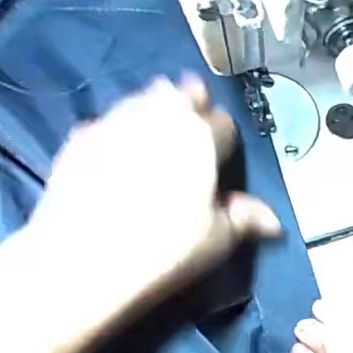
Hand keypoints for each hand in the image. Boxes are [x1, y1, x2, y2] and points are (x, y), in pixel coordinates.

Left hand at [19, 76, 280, 313]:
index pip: (223, 124)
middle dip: (189, 104)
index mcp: (200, 137)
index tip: (222, 152)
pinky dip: (118, 130)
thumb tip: (273, 220)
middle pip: (180, 95)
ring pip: (142, 100)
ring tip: (155, 132)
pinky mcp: (79, 137)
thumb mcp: (217, 239)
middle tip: (190, 124)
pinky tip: (116, 153)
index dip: (225, 138)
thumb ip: (244, 218)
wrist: (85, 257)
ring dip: (153, 110)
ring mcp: (115, 122)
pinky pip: (107, 122)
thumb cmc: (167, 247)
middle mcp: (159, 117)